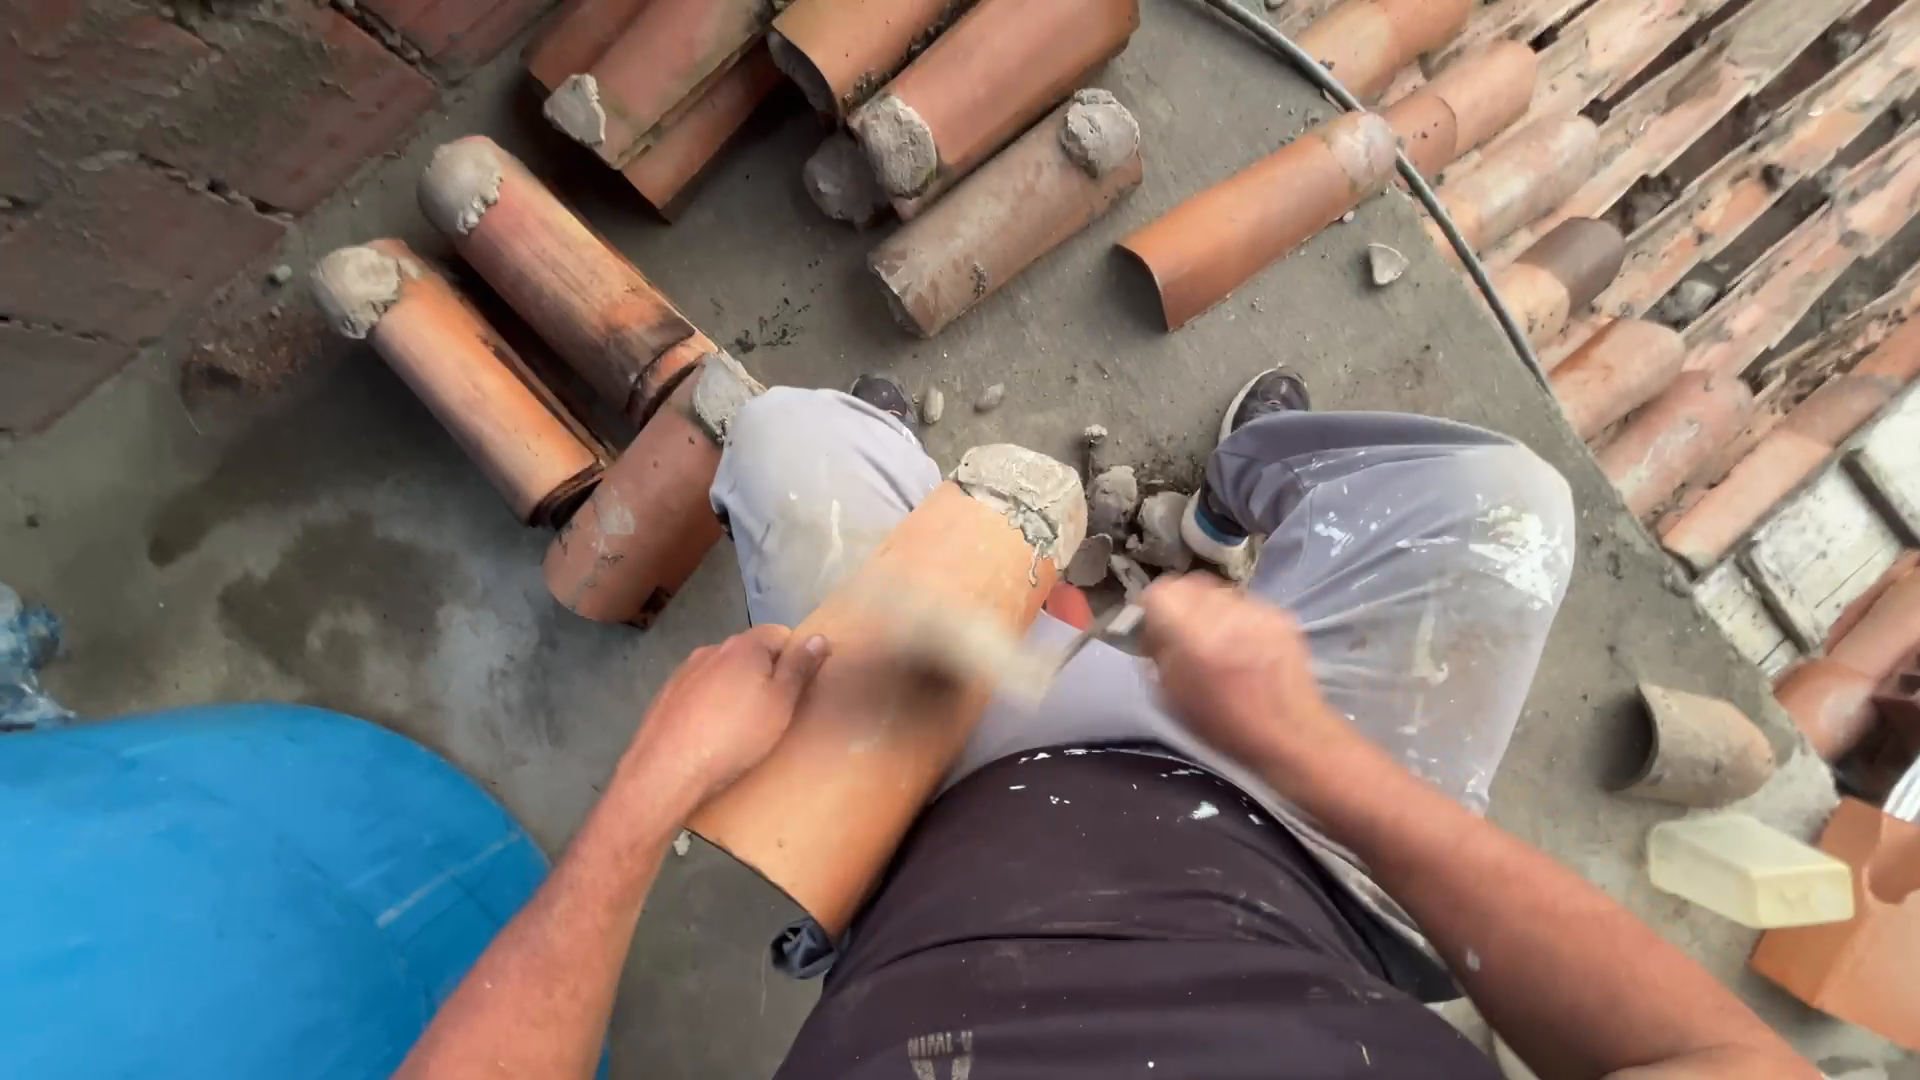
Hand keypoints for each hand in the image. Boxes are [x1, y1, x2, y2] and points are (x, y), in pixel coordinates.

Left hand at [620, 624, 829, 809]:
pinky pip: (700, 689)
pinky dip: (710, 702)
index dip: (794, 658)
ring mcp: (684, 670)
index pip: (781, 633)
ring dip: (736, 687)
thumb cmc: (735, 735)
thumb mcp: (781, 704)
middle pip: (750, 651)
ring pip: (723, 670)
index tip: (795, 690)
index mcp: (744, 645)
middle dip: (764, 673)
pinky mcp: (665, 694)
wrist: (666, 770)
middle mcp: (713, 649)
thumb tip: (818, 637)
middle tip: (772, 711)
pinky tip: (709, 731)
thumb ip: (800, 668)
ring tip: (738, 725)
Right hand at [1138, 575, 1362, 788]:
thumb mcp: (1173, 695)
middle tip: (1179, 630)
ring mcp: (1257, 611)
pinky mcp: (1280, 614)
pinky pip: (1243, 602)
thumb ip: (1158, 654)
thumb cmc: (1225, 725)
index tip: (1151, 624)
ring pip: (1216, 590)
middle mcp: (1226, 615)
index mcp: (1194, 637)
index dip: (1150, 606)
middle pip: (1188, 584)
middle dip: (1178, 602)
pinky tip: (1239, 641)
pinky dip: (1233, 615)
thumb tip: (1153, 630)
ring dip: (1206, 607)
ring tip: (1212, 636)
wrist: (1293, 736)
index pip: (1161, 591)